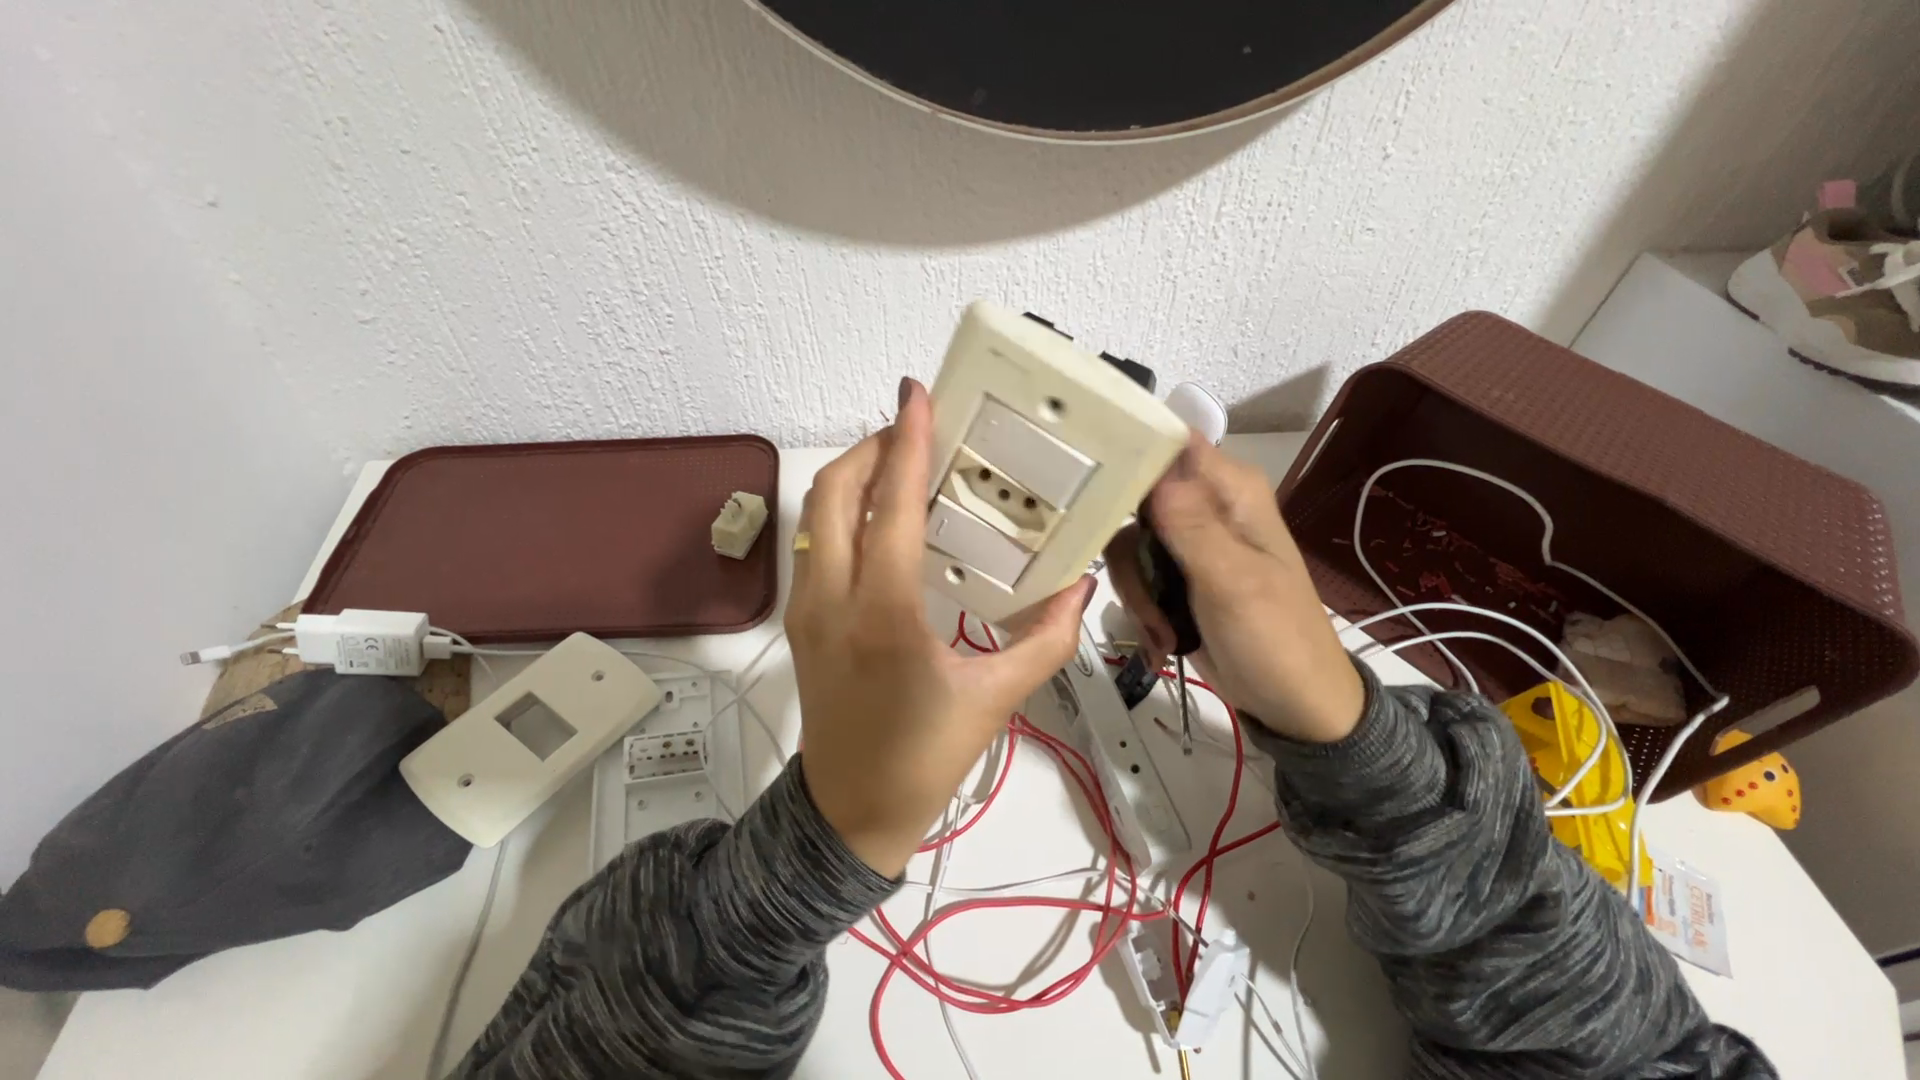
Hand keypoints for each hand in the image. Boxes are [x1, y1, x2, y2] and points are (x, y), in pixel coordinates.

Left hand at [785, 378, 1094, 876]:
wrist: (850, 809)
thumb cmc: (925, 756)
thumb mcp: (997, 699)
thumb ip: (1046, 639)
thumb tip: (1080, 585)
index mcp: (885, 613)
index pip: (891, 505)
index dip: (906, 442)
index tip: (918, 394)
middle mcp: (834, 598)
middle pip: (833, 491)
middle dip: (871, 448)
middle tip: (917, 433)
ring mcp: (807, 607)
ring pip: (816, 513)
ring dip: (853, 476)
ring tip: (902, 466)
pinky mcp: (800, 618)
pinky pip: (815, 541)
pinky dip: (844, 511)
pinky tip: (884, 520)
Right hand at [1104, 433, 1363, 743]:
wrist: (1292, 703)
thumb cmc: (1275, 639)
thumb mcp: (1234, 582)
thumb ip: (1191, 526)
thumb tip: (1150, 470)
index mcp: (1230, 490)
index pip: (1167, 443)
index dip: (1125, 452)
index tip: (1089, 487)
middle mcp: (1206, 504)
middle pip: (1132, 497)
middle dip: (1128, 552)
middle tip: (1144, 594)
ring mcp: (1188, 542)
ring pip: (1126, 543)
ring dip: (1136, 592)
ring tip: (1164, 630)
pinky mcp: (1174, 576)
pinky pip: (1133, 575)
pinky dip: (1141, 609)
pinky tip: (1163, 637)